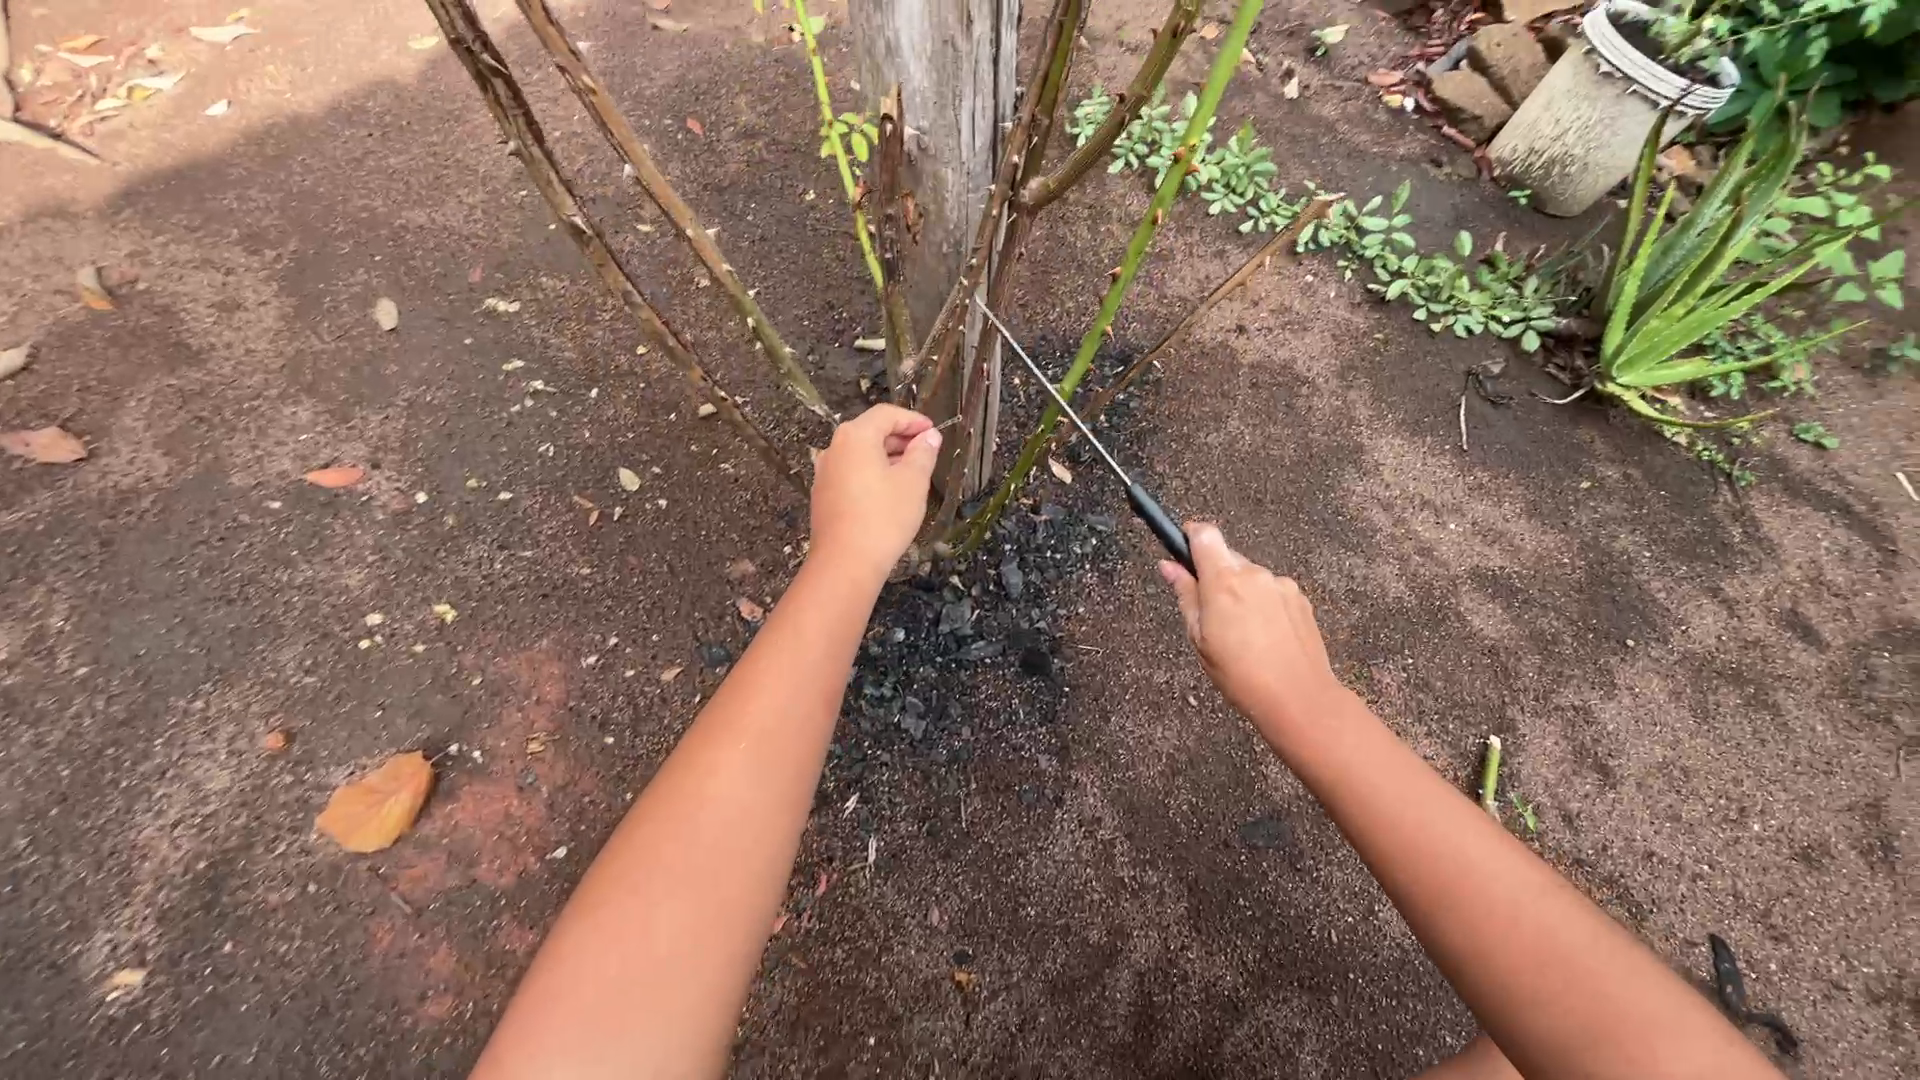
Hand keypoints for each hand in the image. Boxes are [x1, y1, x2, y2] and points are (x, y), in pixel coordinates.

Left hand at [808, 404, 941, 582]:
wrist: (845, 562)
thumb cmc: (884, 518)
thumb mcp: (913, 482)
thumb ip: (923, 453)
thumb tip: (929, 436)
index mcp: (855, 437)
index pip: (886, 414)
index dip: (913, 420)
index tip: (933, 431)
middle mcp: (834, 448)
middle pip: (870, 431)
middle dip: (900, 438)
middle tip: (926, 451)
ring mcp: (825, 472)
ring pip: (860, 454)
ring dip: (887, 457)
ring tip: (912, 472)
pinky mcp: (824, 495)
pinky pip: (851, 473)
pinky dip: (872, 473)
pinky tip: (889, 492)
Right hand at [1159, 523, 1345, 734]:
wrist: (1298, 697)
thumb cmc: (1241, 674)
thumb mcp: (1198, 637)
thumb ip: (1185, 594)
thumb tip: (1168, 566)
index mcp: (1223, 581)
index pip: (1205, 534)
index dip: (1191, 535)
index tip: (1183, 546)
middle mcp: (1254, 574)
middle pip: (1227, 557)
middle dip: (1215, 575)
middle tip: (1209, 613)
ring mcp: (1281, 585)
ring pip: (1250, 576)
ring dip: (1240, 592)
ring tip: (1239, 632)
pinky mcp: (1300, 598)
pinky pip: (1271, 590)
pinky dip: (1262, 604)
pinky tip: (1262, 635)